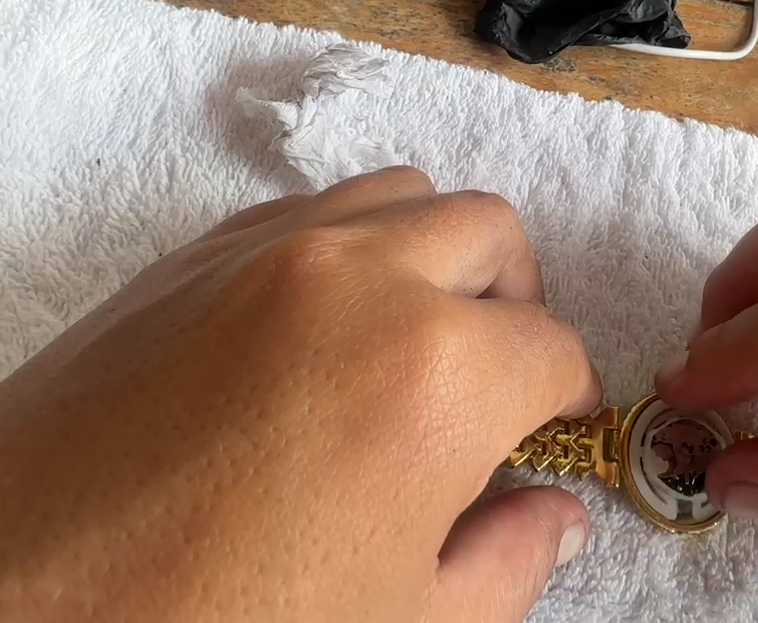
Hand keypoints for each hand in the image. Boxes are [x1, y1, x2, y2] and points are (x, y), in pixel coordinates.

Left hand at [0, 168, 599, 622]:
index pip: (552, 347)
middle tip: (496, 374)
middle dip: (516, 300)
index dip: (569, 398)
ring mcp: (265, 247)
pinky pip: (309, 210)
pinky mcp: (187, 252)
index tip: (555, 432)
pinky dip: (349, 244)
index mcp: (431, 372)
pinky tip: (317, 325)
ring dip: (435, 253)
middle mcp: (358, 275)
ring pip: (402, 193)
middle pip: (491, 231)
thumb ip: (506, 564)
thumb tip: (557, 511)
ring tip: (411, 335)